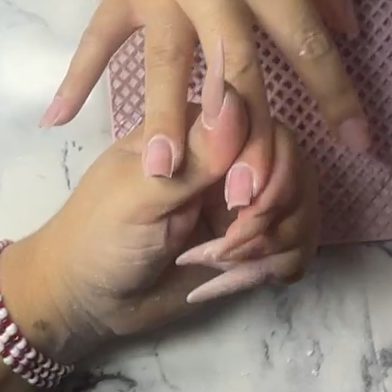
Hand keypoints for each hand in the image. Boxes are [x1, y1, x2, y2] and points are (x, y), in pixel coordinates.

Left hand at [5, 73, 320, 363]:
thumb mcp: (139, 196)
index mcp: (198, 130)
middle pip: (294, 168)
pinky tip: (227, 279)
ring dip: (271, 246)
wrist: (89, 300)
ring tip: (219, 266)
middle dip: (270, 214)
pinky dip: (273, 267)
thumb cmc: (99, 237)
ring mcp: (243, 199)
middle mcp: (228, 158)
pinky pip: (297, 245)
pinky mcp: (251, 240)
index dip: (265, 168)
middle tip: (227, 248)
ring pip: (303, 208)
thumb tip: (230, 92)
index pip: (265, 127)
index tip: (238, 206)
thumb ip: (193, 154)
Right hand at [45, 0, 368, 214]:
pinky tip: (56, 119)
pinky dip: (76, 77)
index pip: (306, 42)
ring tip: (160, 176)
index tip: (361, 145)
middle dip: (249, 134)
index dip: (337, 95)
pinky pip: (97, 39)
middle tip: (254, 194)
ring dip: (163, 121)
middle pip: (235, 72)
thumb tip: (347, 32)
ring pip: (165, 68)